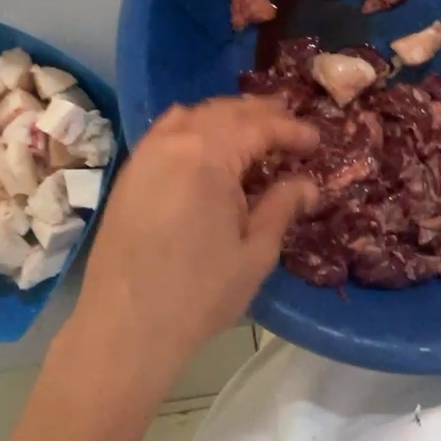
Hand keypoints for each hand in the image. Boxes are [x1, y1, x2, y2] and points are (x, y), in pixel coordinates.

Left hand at [75, 97, 318, 381]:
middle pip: (225, 112)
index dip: (292, 130)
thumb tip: (309, 185)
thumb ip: (282, 207)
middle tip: (292, 129)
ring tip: (255, 133)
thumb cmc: (198, 294)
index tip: (317, 142)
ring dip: (228, 118)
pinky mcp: (130, 174)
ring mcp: (146, 155)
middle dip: (263, 116)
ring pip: (194, 116)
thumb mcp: (255, 253)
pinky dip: (196, 129)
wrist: (124, 328)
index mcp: (208, 156)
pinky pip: (167, 132)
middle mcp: (174, 142)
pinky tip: (209, 149)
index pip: (259, 126)